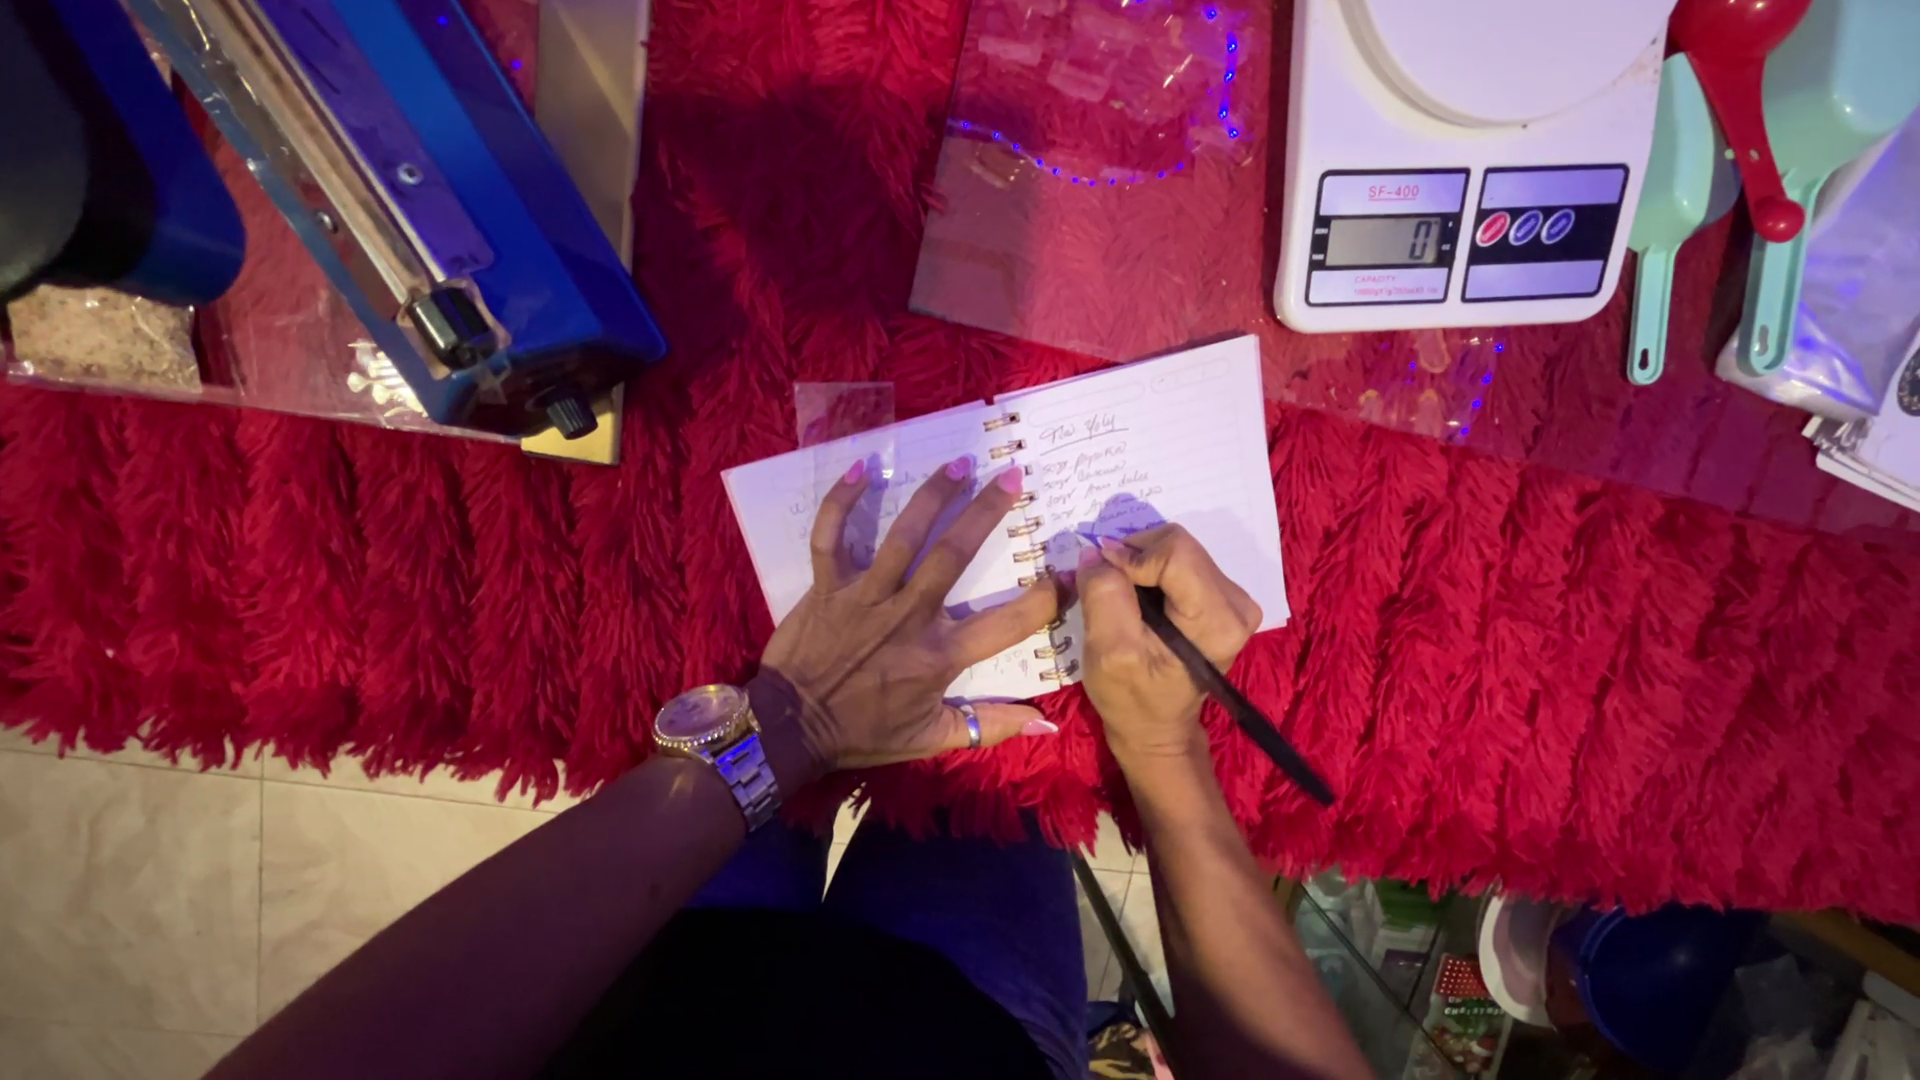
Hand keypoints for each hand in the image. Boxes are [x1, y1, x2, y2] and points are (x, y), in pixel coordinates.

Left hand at [756, 456, 1062, 780]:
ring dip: (932, 495)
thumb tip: (1044, 723)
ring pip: (902, 536)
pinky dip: (842, 500)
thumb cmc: (863, 732)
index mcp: (938, 655)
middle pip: (953, 555)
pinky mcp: (827, 585)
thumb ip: (988, 726)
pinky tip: (864, 467)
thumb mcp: (931, 738)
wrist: (790, 728)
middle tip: (1012, 477)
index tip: (1068, 573)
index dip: (1044, 599)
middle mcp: (907, 616)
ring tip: (960, 462)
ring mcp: (864, 595)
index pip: (1006, 624)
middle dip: (986, 512)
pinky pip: (831, 536)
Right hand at [1075, 525, 1261, 762]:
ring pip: (1175, 548)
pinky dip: (1148, 571)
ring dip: (1138, 565)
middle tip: (1105, 588)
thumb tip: (1097, 553)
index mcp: (1217, 620)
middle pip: (1176, 544)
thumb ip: (1104, 596)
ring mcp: (1231, 598)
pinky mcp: (1219, 596)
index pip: (1174, 552)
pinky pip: (1177, 560)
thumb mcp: (1108, 652)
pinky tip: (1136, 599)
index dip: (1129, 557)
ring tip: (1120, 597)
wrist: (1154, 727)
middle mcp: (1236, 603)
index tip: (1099, 578)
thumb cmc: (1131, 698)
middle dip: (1133, 559)